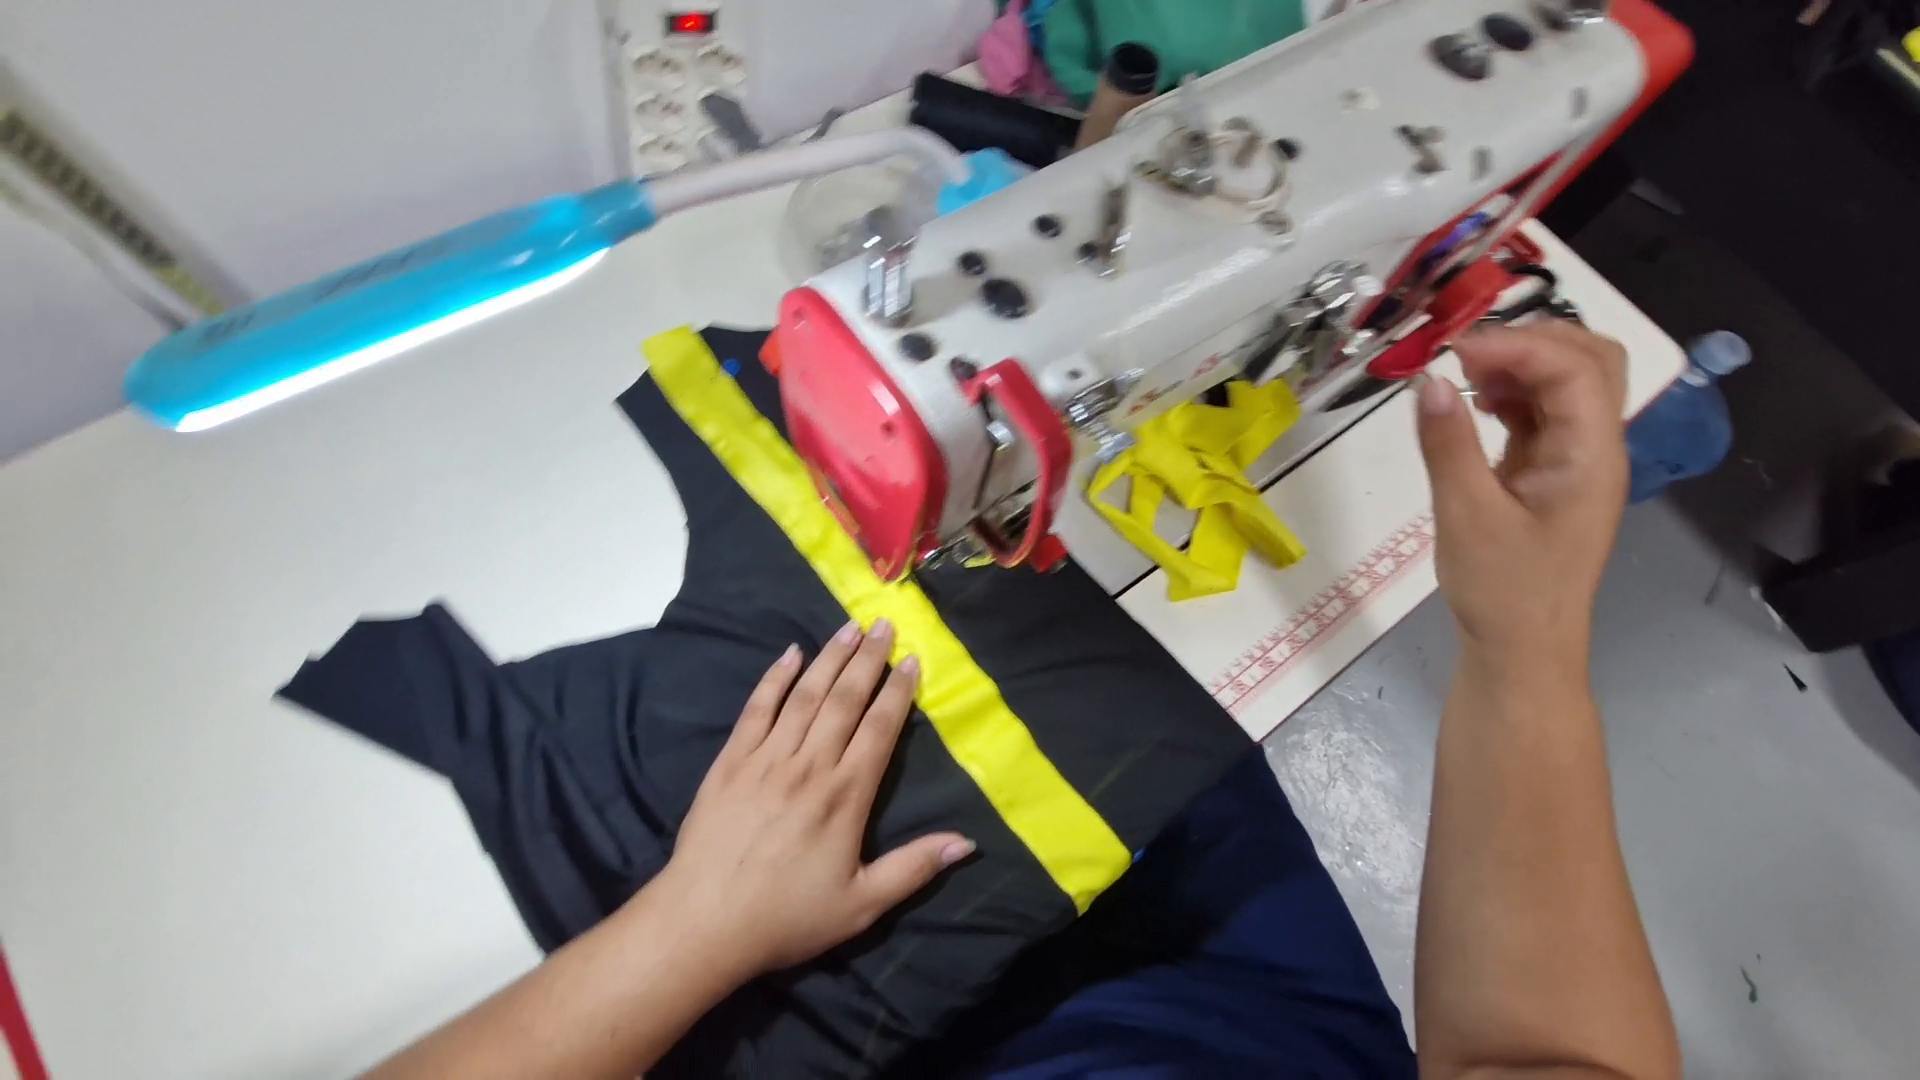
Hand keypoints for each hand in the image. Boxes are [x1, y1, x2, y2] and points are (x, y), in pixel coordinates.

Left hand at [640, 620, 972, 980]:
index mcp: (845, 795)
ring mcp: (766, 758)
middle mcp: (809, 765)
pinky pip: (756, 709)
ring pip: (805, 696)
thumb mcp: (861, 905)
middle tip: (884, 625)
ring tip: (849, 628)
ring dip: (829, 658)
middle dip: (868, 659)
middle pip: (845, 700)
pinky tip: (790, 654)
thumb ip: (914, 868)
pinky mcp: (731, 761)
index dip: (898, 692)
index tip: (912, 660)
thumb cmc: (786, 916)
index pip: (880, 729)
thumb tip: (967, 843)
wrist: (702, 924)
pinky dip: (774, 678)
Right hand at [1415, 322, 1628, 668]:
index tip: (1451, 351)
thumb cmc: (1500, 588)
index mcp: (1590, 457)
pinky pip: (1544, 415)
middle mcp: (1596, 448)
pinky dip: (1512, 395)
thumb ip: (1448, 445)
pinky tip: (1473, 404)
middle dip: (1531, 342)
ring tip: (1462, 374)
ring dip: (1521, 365)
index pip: (1573, 371)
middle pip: (1591, 362)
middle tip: (1463, 352)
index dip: (1517, 347)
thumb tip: (1426, 383)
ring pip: (1570, 384)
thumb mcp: (1464, 515)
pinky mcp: (1552, 474)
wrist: (1521, 646)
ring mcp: (1577, 460)